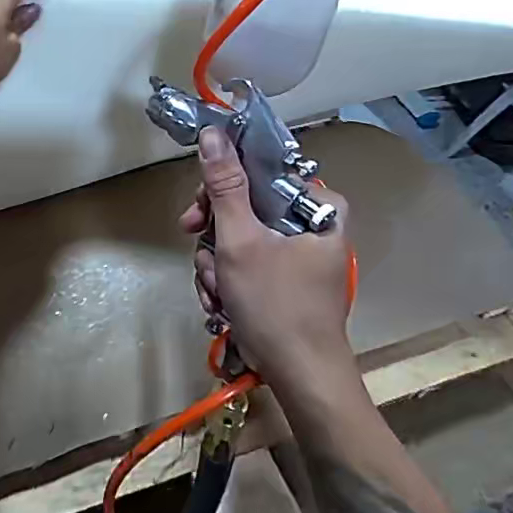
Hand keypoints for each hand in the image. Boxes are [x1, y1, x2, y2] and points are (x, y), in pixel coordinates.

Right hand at [178, 127, 354, 384]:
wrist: (301, 378)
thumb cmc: (275, 305)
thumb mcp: (241, 241)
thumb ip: (224, 186)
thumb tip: (213, 133)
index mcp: (317, 206)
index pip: (259, 173)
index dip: (221, 189)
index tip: (195, 215)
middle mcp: (312, 224)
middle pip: (245, 207)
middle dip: (214, 239)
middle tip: (201, 259)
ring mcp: (299, 254)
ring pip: (240, 237)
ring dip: (216, 265)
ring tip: (215, 294)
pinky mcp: (287, 279)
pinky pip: (247, 262)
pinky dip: (228, 281)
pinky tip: (220, 303)